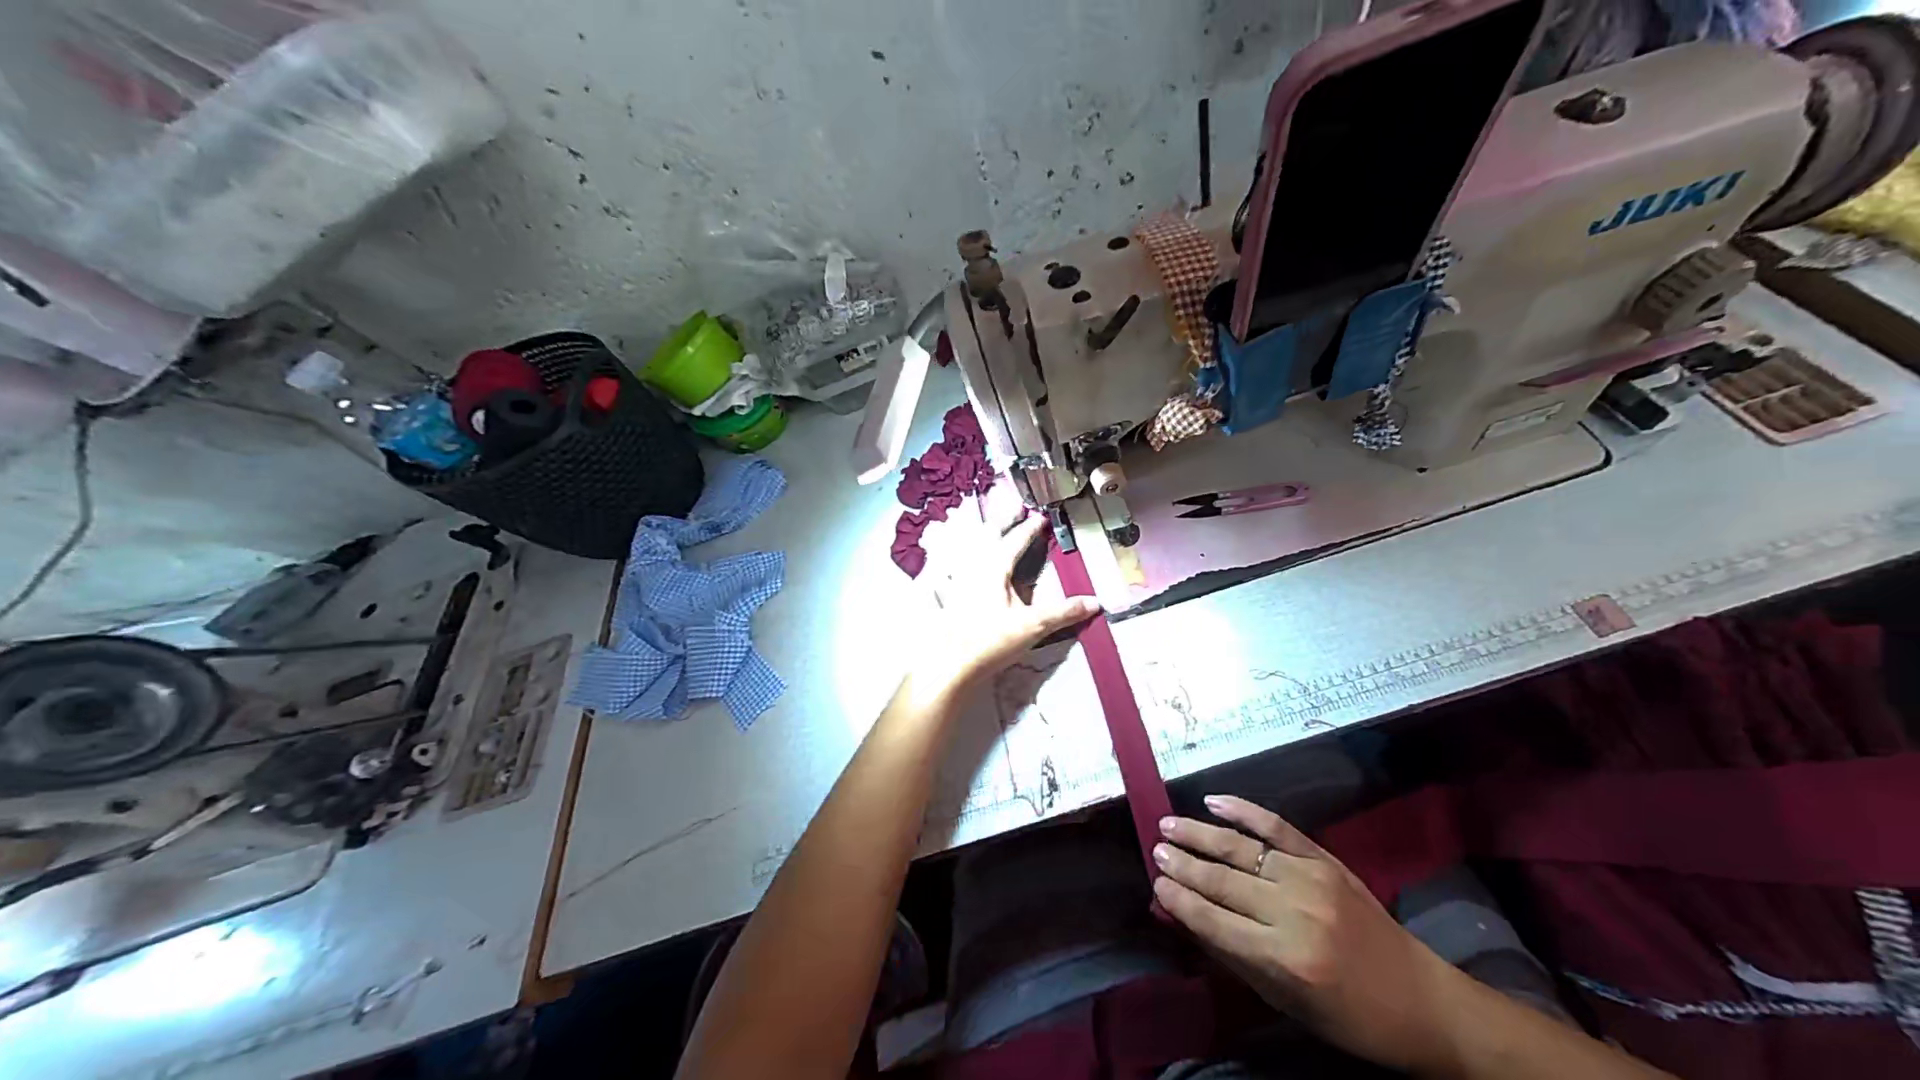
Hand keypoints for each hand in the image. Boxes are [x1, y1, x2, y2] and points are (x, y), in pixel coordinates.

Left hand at [912, 502, 1099, 699]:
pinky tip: (960, 565)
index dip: (1029, 529)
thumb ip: (1064, 612)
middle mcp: (973, 568)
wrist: (951, 666)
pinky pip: (955, 568)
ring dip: (982, 538)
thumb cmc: (991, 642)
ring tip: (990, 531)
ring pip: (970, 551)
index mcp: (994, 569)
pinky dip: (963, 559)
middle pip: (988, 538)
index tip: (1040, 517)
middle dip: (1003, 525)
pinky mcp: (948, 597)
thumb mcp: (1033, 627)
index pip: (1015, 541)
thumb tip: (1095, 602)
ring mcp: (957, 582)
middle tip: (1015, 513)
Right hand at [1153, 795, 1459, 1073]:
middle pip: (1222, 880)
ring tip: (1167, 825)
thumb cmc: (1347, 1015)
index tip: (1154, 883)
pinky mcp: (1326, 859)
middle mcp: (1294, 913)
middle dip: (1182, 864)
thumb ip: (1229, 952)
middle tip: (1155, 850)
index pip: (1213, 920)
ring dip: (1199, 834)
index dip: (1179, 899)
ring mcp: (1311, 879)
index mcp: (1283, 958)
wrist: (1421, 1001)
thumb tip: (1180, 913)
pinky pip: (1277, 826)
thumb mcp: (1283, 999)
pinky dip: (1243, 809)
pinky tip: (1212, 801)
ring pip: (1241, 848)